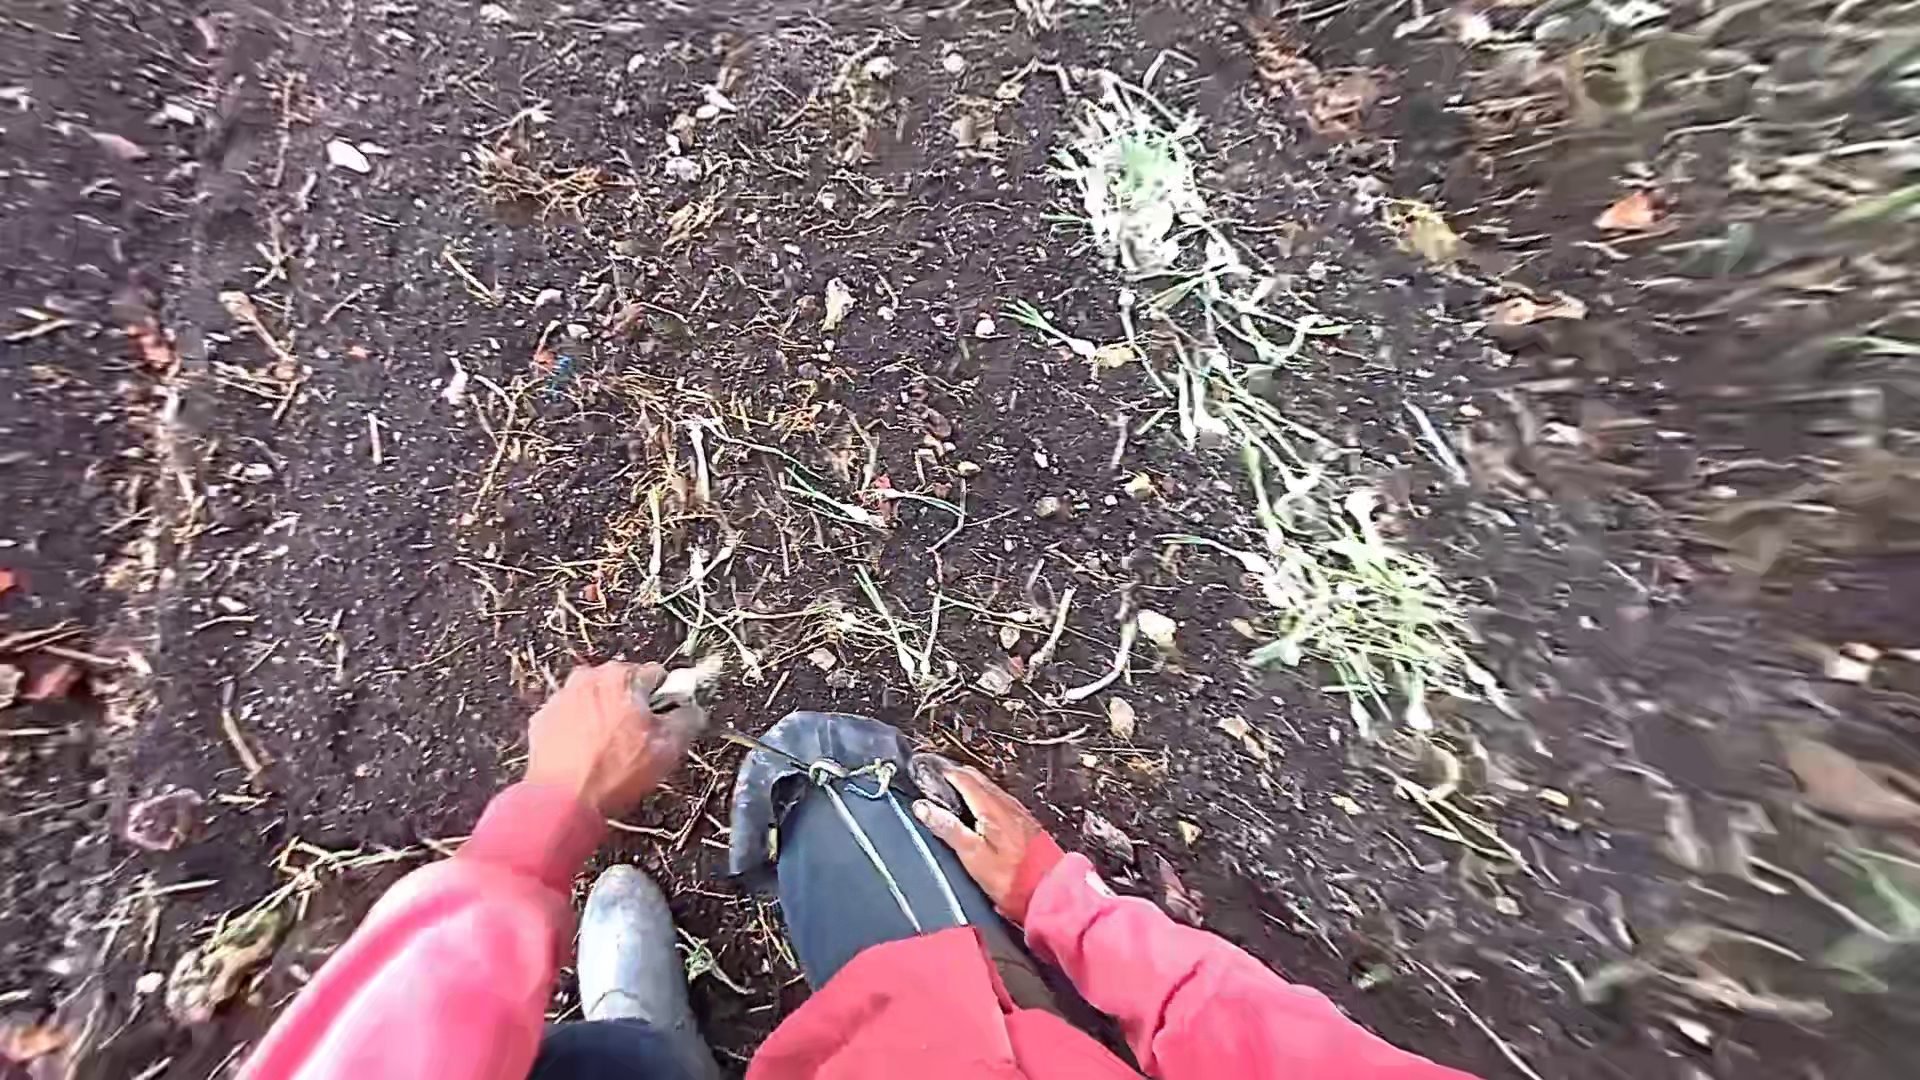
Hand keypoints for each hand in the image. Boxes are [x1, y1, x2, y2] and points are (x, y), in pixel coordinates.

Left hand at [524, 662, 701, 816]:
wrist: (560, 805)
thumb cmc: (615, 772)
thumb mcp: (671, 745)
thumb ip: (689, 716)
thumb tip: (691, 709)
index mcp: (622, 676)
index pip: (658, 677)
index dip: (666, 701)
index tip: (663, 722)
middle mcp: (589, 678)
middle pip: (625, 686)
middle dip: (633, 706)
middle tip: (638, 739)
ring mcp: (561, 699)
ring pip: (598, 701)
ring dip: (607, 717)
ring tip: (611, 751)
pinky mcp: (542, 721)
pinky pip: (573, 718)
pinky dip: (581, 731)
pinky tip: (588, 755)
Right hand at [912, 762, 1061, 922]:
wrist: (1050, 891)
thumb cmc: (1009, 877)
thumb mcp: (973, 856)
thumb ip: (949, 829)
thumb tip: (924, 807)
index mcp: (989, 807)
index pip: (964, 778)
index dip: (946, 773)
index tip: (932, 772)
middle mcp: (1005, 803)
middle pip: (978, 779)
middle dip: (958, 775)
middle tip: (941, 778)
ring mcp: (1017, 811)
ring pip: (990, 788)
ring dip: (973, 785)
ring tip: (957, 791)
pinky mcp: (1025, 822)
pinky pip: (1000, 799)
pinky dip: (985, 796)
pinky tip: (983, 809)